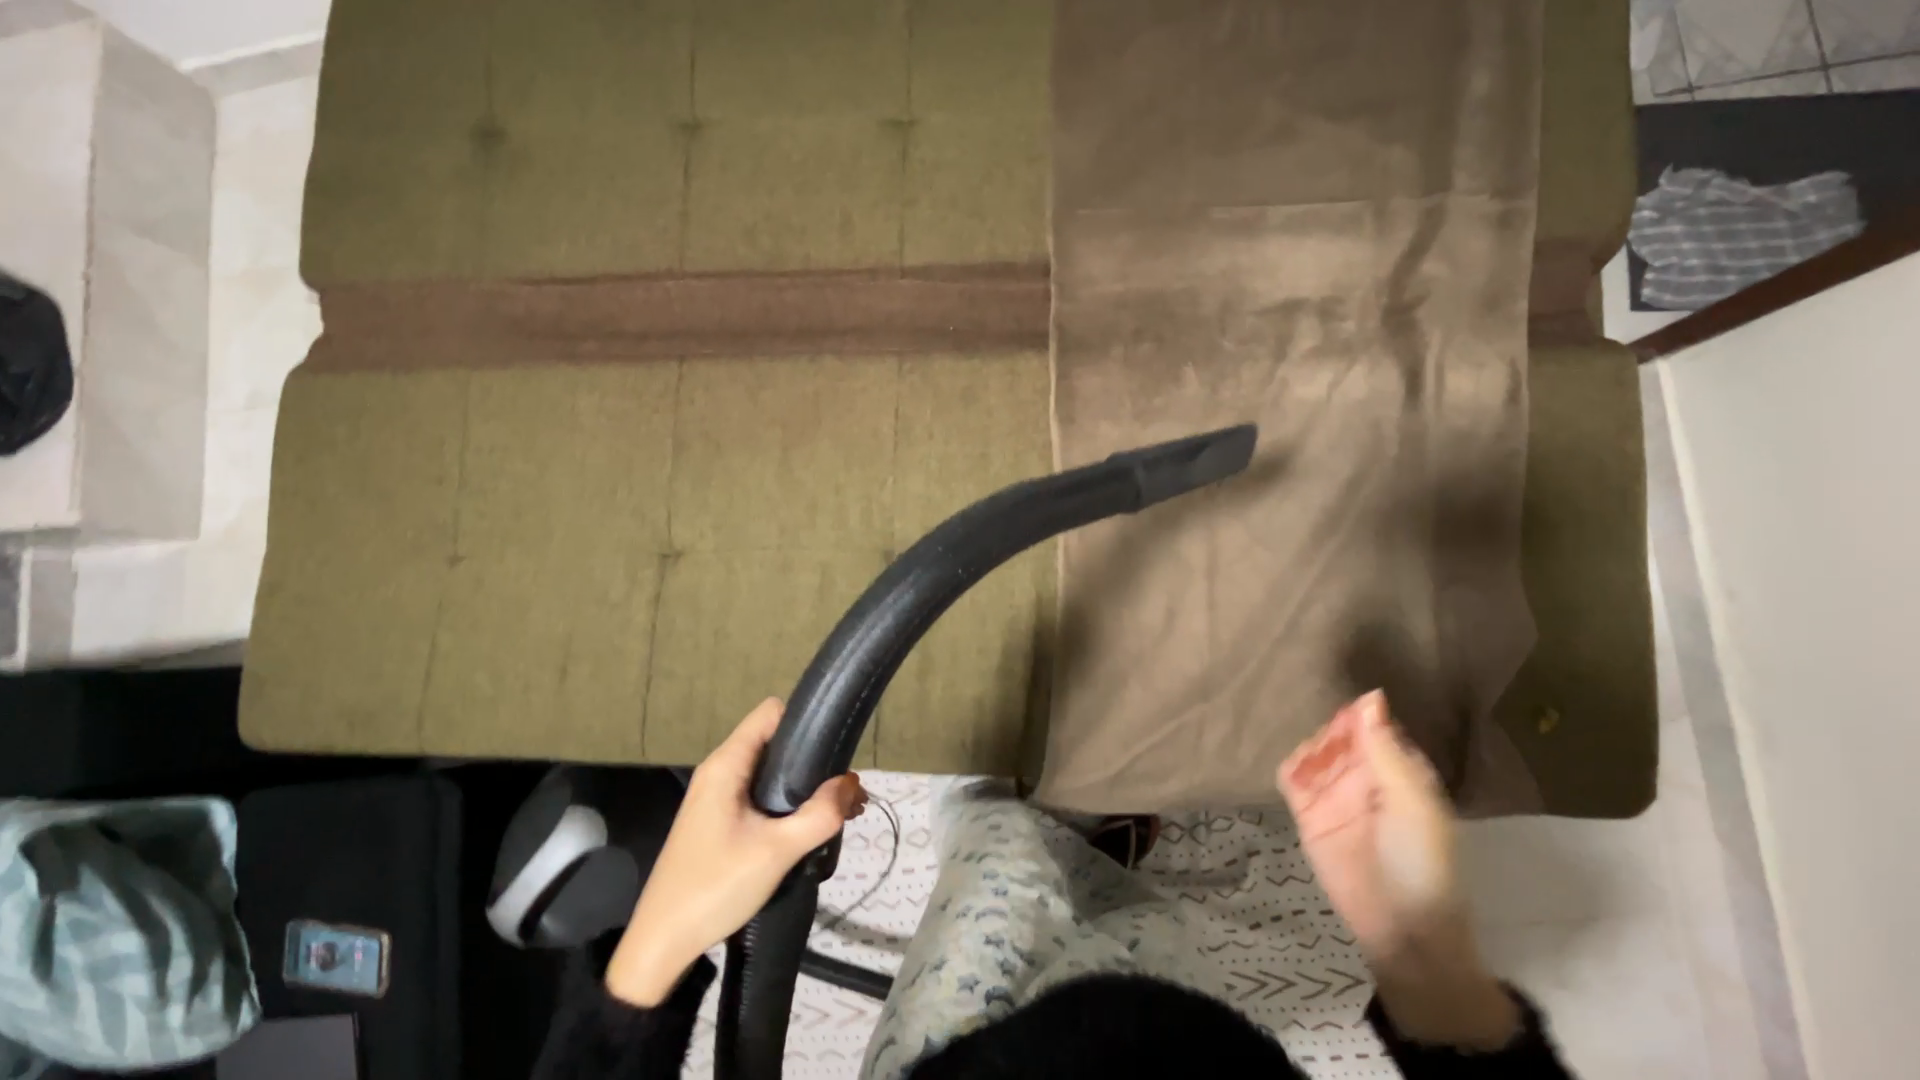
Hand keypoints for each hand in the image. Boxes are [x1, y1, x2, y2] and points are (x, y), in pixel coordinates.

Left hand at [605, 698, 866, 1005]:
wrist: (663, 944)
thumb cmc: (715, 886)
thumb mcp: (776, 851)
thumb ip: (820, 814)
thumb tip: (853, 784)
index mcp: (726, 765)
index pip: (771, 713)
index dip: (806, 721)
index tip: (838, 748)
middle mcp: (720, 771)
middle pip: (776, 742)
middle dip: (814, 761)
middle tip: (848, 794)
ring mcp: (718, 798)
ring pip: (771, 773)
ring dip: (805, 788)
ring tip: (840, 813)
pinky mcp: (720, 822)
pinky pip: (761, 798)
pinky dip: (789, 806)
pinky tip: (811, 830)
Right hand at [1277, 691, 1517, 1048]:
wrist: (1399, 925)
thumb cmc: (1421, 861)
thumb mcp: (1412, 801)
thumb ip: (1386, 750)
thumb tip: (1370, 697)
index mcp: (1402, 772)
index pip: (1378, 729)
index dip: (1364, 716)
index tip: (1348, 710)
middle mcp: (1366, 778)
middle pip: (1342, 735)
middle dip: (1334, 729)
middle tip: (1332, 742)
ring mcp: (1335, 796)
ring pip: (1315, 751)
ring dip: (1313, 745)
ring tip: (1317, 759)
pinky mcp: (1309, 815)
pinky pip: (1293, 778)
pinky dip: (1292, 765)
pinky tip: (1298, 768)